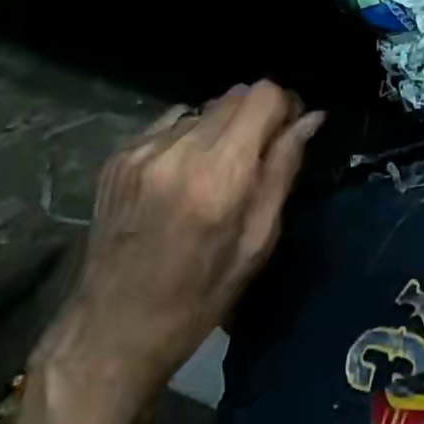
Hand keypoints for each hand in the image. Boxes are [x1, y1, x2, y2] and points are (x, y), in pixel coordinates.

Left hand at [17, 80, 323, 423]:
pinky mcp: (119, 154)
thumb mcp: (257, 243)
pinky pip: (171, 122)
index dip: (285, 105)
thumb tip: (311, 119)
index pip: (263, 95)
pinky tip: (182, 175)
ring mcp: (143, 149)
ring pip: (203, 107)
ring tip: (215, 170)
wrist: (112, 329)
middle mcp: (179, 150)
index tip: (290, 130)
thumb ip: (283, 170)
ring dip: (221, 127)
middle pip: (235, 94)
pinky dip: (187, 137)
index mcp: (219, 176)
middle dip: (257, 114)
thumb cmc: (198, 298)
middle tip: (259, 152)